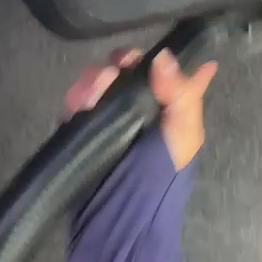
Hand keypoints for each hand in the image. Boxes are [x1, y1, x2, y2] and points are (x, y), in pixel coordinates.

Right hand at [63, 48, 218, 168]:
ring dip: (96, 79)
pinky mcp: (84, 127)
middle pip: (128, 70)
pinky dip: (78, 96)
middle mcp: (140, 109)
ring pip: (99, 81)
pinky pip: (77, 100)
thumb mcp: (184, 133)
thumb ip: (180, 93)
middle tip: (116, 67)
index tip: (150, 51)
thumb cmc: (160, 172)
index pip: (170, 72)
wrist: (119, 210)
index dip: (162, 56)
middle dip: (121, 62)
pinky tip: (81, 103)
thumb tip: (162, 56)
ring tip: (95, 92)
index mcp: (170, 108)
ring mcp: (110, 117)